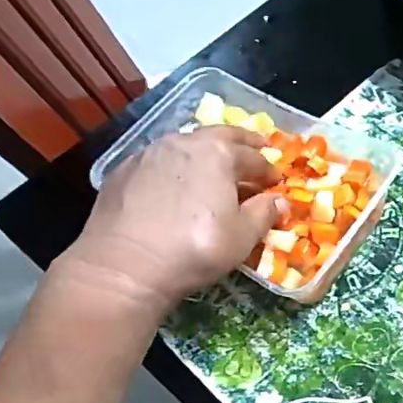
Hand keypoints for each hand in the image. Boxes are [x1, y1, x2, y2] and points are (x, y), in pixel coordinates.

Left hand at [59, 125, 284, 312]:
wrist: (123, 266)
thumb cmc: (196, 247)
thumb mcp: (243, 235)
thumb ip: (264, 212)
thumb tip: (279, 200)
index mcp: (218, 154)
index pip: (254, 158)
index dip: (269, 171)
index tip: (277, 183)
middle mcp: (183, 143)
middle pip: (220, 136)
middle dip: (242, 143)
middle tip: (257, 148)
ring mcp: (149, 154)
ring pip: (187, 144)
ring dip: (207, 152)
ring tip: (216, 167)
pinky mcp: (123, 171)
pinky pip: (161, 161)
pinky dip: (178, 167)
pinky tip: (179, 184)